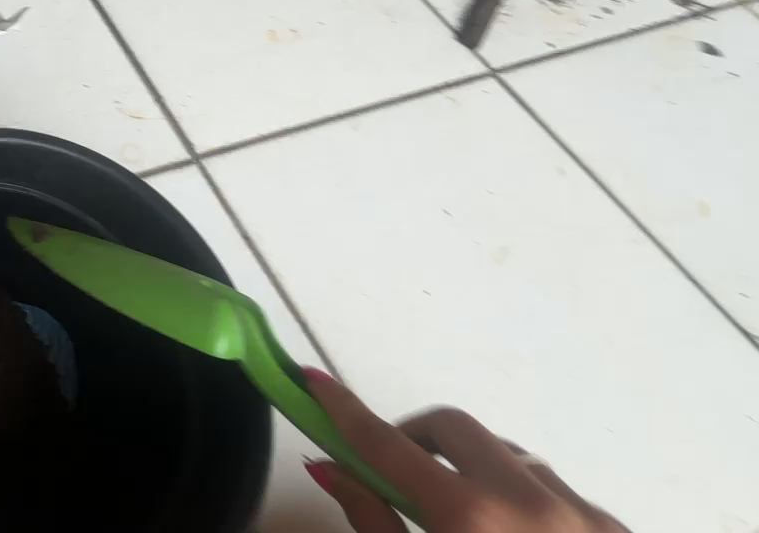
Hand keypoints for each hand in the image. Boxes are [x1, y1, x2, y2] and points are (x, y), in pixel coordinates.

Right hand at [302, 368, 630, 532]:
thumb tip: (329, 468)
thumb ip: (373, 523)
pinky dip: (525, 500)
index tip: (312, 378)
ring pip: (510, 456)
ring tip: (472, 521)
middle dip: (417, 435)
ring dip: (476, 470)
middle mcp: (528, 500)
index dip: (342, 407)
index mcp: (470, 515)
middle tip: (401, 472)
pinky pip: (558, 492)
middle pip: (453, 424)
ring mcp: (585, 516)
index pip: (384, 441)